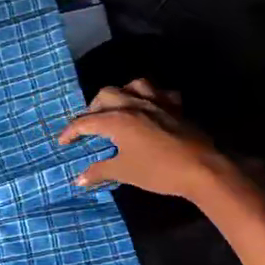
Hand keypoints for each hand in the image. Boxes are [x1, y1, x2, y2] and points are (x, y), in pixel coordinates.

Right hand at [58, 80, 241, 199]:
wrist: (202, 169)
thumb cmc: (158, 171)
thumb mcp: (124, 172)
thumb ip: (99, 171)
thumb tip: (78, 179)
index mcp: (117, 119)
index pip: (85, 121)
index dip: (71, 131)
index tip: (62, 142)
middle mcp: (134, 104)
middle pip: (106, 95)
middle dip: (92, 109)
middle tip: (89, 127)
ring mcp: (157, 103)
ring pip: (133, 85)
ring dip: (121, 94)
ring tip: (117, 109)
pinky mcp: (176, 108)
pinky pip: (160, 93)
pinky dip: (150, 97)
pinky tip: (149, 108)